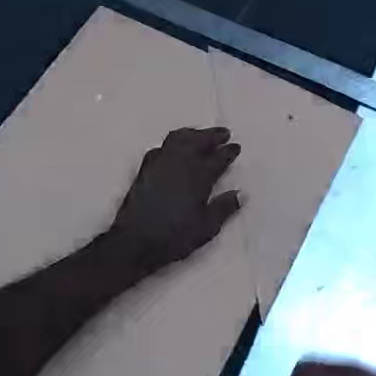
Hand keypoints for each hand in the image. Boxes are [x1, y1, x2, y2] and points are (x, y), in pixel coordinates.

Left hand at [104, 127, 242, 273]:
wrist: (135, 241)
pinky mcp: (145, 168)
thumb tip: (241, 193)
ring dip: (193, 133)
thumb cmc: (174, 236)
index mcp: (198, 177)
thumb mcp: (206, 227)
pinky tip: (175, 148)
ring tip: (201, 134)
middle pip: (199, 141)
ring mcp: (160, 163)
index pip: (218, 158)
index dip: (229, 151)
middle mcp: (180, 163)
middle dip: (213, 135)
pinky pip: (163, 146)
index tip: (237, 147)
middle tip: (224, 133)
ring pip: (178, 138)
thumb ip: (224, 208)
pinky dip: (174, 141)